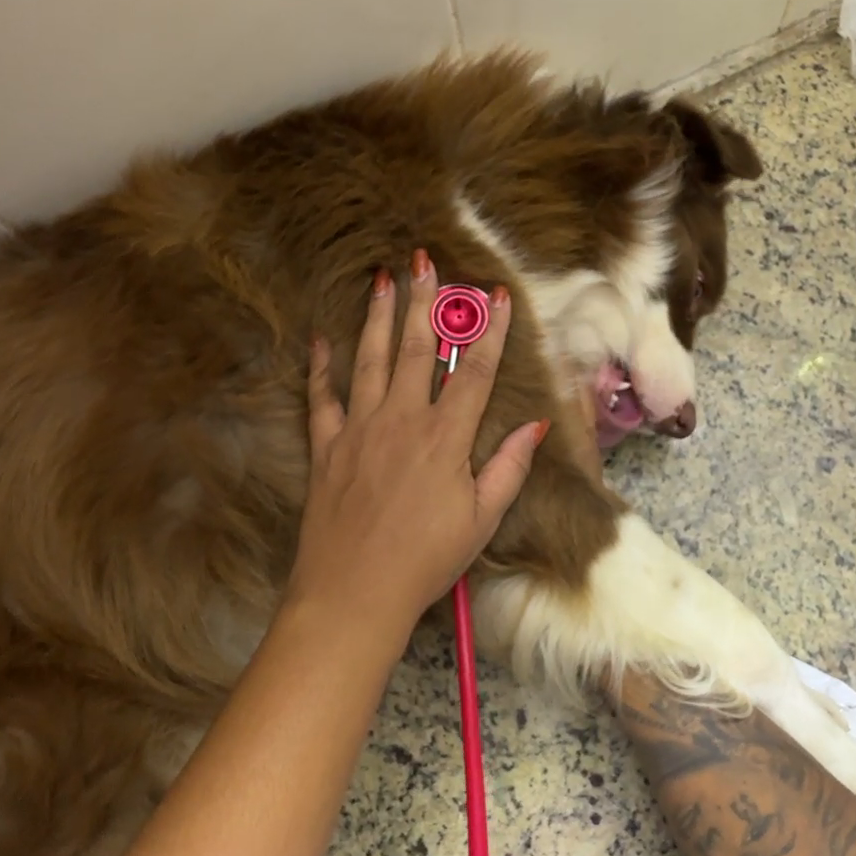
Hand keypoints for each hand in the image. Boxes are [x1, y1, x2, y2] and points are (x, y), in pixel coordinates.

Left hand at [290, 250, 547, 638]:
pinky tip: (322, 339)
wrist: (354, 592)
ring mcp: (359, 429)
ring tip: (383, 279)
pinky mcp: (326, 447)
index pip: (473, 370)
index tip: (496, 295)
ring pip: (371, 360)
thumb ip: (508, 467)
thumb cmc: (426, 560)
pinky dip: (322, 366)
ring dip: (379, 317)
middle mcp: (401, 420)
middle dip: (425, 302)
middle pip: (417, 349)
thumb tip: (534, 425)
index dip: (489, 331)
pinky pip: (322, 397)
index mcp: (445, 438)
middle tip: (426, 262)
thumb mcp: (482, 519)